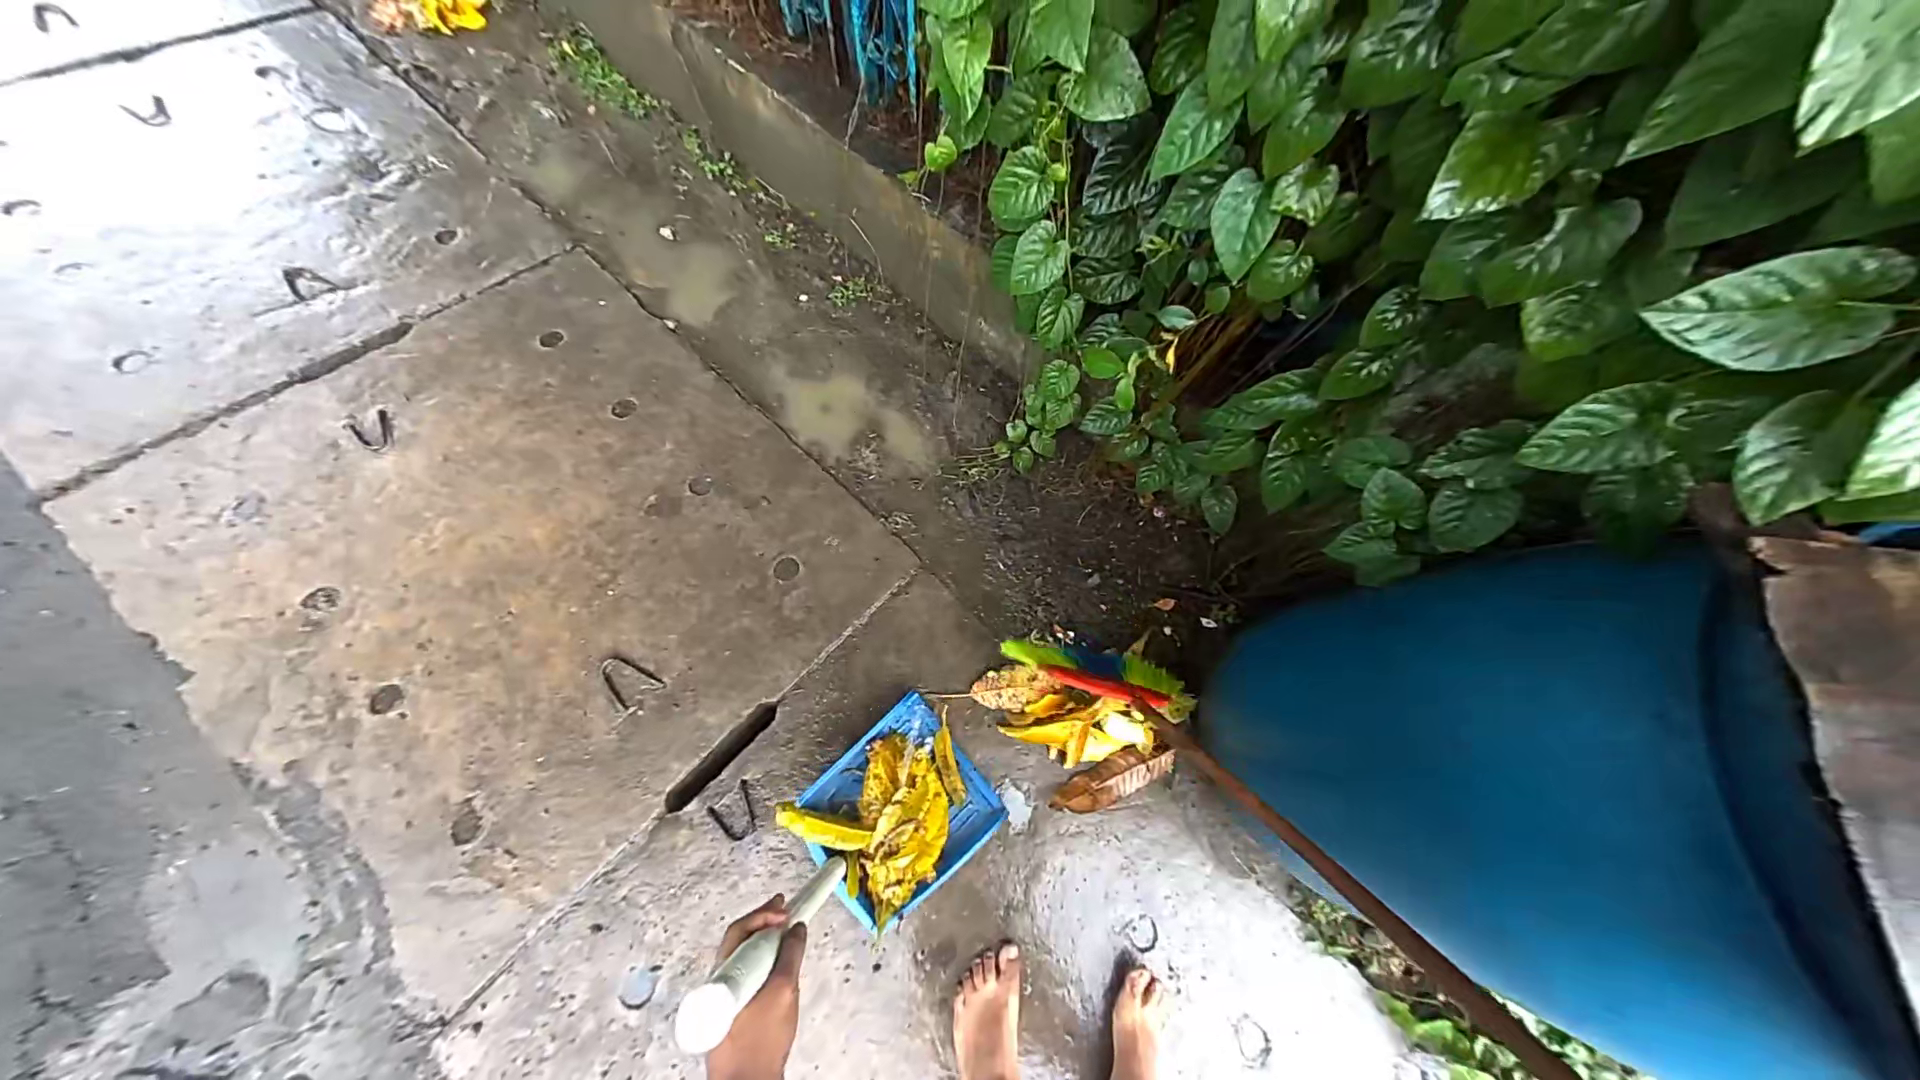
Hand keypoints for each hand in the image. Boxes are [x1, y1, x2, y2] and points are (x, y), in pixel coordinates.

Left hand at [707, 894, 808, 1079]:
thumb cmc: (763, 1039)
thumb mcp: (784, 991)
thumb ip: (791, 955)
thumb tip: (796, 927)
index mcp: (725, 973)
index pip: (740, 930)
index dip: (764, 914)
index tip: (786, 908)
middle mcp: (719, 979)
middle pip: (740, 939)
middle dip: (764, 921)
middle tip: (786, 909)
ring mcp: (724, 993)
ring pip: (743, 954)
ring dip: (765, 938)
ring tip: (786, 930)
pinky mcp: (732, 1005)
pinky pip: (746, 970)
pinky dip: (763, 957)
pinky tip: (778, 959)